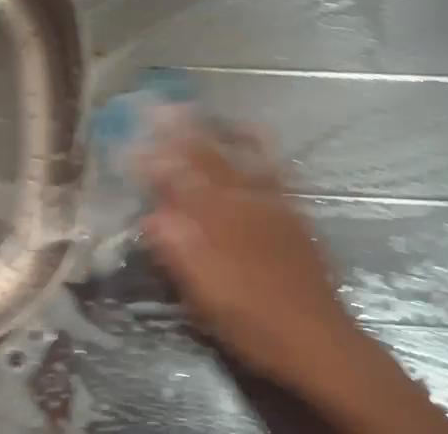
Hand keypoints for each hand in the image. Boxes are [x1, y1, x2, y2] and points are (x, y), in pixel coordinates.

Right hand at [143, 130, 447, 433]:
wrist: (317, 340)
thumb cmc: (252, 321)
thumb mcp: (205, 293)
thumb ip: (179, 250)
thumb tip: (152, 215)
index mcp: (214, 222)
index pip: (176, 181)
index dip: (151, 160)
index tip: (130, 143)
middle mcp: (241, 203)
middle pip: (204, 160)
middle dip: (177, 132)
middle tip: (157, 107)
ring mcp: (270, 203)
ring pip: (237, 156)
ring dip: (212, 130)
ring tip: (195, 109)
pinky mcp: (292, 211)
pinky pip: (273, 166)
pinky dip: (257, 143)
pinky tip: (253, 131)